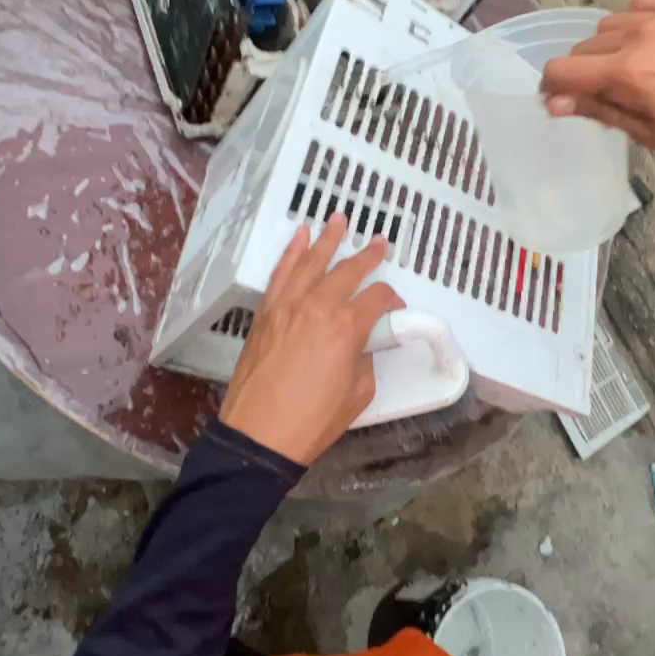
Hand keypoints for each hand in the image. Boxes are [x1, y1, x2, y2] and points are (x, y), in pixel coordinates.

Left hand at [219, 216, 404, 463]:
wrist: (259, 436)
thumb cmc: (314, 421)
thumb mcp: (358, 392)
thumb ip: (364, 358)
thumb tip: (360, 342)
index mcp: (347, 328)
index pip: (377, 298)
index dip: (391, 300)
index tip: (395, 307)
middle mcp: (317, 307)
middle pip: (347, 271)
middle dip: (367, 255)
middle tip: (379, 241)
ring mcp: (287, 306)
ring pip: (311, 262)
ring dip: (326, 239)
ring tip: (338, 219)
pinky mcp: (265, 313)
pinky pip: (281, 274)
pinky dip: (291, 253)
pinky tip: (299, 237)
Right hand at [540, 0, 654, 170]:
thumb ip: (602, 112)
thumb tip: (558, 104)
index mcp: (630, 72)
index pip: (563, 70)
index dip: (552, 89)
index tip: (559, 103)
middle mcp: (642, 36)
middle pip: (583, 47)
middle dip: (580, 73)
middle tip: (599, 98)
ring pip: (610, 25)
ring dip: (606, 49)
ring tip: (629, 74)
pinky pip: (643, 4)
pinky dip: (634, 22)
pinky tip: (650, 44)